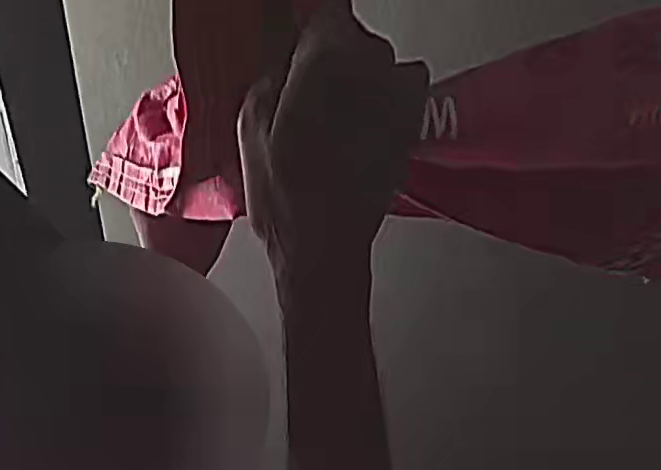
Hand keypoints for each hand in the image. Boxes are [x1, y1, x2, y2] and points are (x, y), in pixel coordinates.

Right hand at [237, 0, 427, 275]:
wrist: (325, 253)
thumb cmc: (290, 204)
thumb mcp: (250, 130)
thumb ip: (269, 74)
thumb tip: (283, 58)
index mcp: (328, 54)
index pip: (320, 10)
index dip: (302, 32)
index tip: (292, 50)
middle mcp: (373, 63)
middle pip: (346, 40)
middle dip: (324, 66)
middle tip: (299, 107)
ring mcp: (397, 93)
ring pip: (370, 69)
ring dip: (350, 89)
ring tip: (324, 133)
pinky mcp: (410, 124)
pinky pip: (393, 95)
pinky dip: (374, 109)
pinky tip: (350, 141)